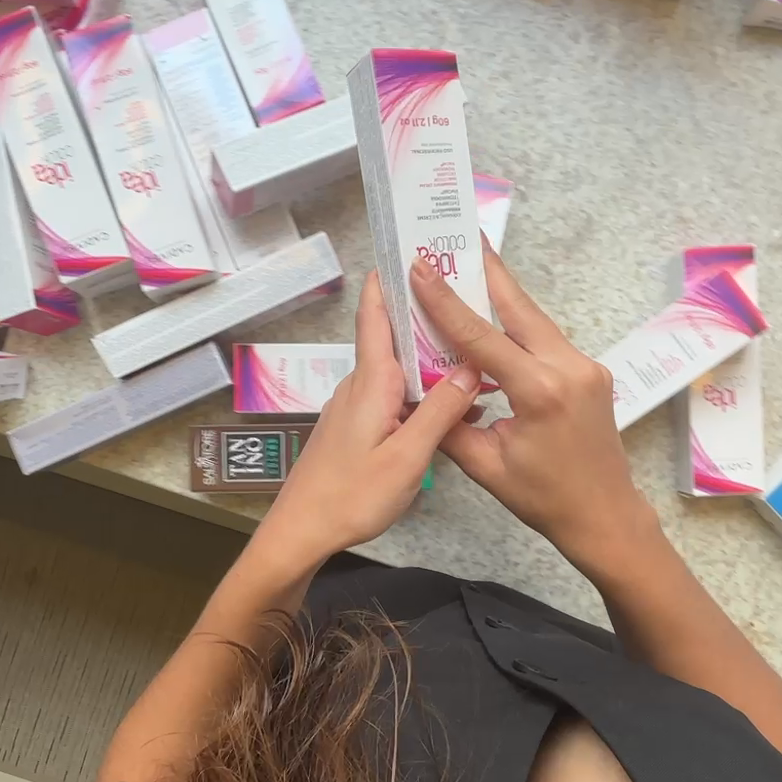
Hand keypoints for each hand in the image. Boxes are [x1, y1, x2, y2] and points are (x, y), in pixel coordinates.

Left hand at [253, 272, 481, 566]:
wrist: (302, 531)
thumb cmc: (352, 495)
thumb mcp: (408, 456)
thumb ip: (440, 410)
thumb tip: (471, 368)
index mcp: (372, 382)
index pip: (377, 315)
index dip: (391, 280)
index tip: (412, 250)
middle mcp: (361, 386)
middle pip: (396, 339)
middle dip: (431, 322)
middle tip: (473, 308)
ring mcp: (356, 407)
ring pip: (399, 373)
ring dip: (433, 366)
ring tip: (478, 365)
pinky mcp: (356, 428)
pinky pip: (393, 398)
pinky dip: (422, 396)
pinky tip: (451, 412)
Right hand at [413, 248, 661, 578]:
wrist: (605, 516)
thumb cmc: (543, 499)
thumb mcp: (484, 466)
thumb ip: (450, 422)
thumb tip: (422, 388)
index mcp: (540, 392)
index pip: (482, 337)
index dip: (446, 301)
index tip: (421, 266)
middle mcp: (569, 368)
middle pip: (519, 308)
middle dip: (487, 271)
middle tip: (459, 236)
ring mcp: (586, 367)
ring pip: (534, 321)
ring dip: (502, 297)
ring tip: (471, 269)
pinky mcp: (589, 373)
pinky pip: (546, 341)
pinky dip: (517, 327)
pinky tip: (496, 320)